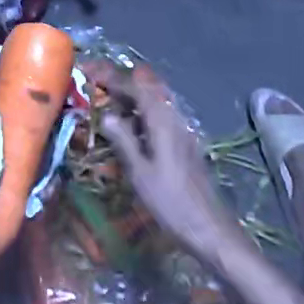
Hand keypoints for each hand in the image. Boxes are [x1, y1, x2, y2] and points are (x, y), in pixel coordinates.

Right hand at [85, 61, 239, 256]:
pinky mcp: (187, 146)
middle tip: (101, 86)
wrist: (209, 228)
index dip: (116, 80)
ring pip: (159, 104)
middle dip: (126, 85)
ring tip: (112, 104)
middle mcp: (176, 121)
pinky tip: (133, 128)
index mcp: (163, 123)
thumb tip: (106, 115)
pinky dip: (145, 114)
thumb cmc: (170, 201)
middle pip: (151, 91)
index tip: (94, 76)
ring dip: (136, 99)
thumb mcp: (140, 172)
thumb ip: (123, 140)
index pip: (138, 89)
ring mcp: (184, 133)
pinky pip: (163, 117)